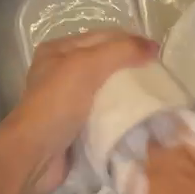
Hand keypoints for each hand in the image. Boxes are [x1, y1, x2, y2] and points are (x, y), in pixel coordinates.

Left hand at [0, 29, 157, 193]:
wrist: (34, 156)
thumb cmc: (56, 105)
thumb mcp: (85, 67)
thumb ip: (119, 52)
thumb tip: (153, 46)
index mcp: (59, 51)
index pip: (103, 37)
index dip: (130, 43)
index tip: (159, 56)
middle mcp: (62, 73)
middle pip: (106, 65)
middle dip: (132, 71)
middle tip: (160, 80)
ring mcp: (68, 102)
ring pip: (106, 92)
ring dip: (128, 96)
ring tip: (154, 100)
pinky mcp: (75, 128)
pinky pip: (104, 116)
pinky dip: (120, 118)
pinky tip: (139, 120)